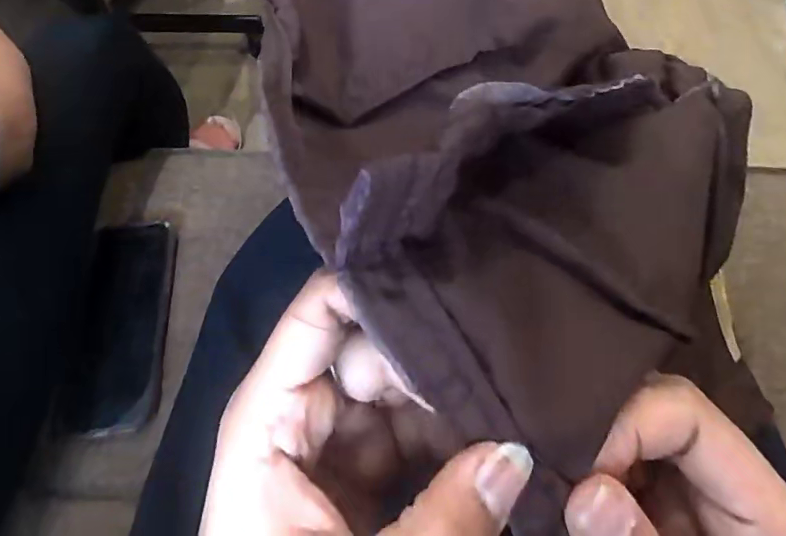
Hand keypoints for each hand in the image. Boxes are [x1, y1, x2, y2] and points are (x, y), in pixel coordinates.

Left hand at [203, 272, 532, 535]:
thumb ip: (444, 518)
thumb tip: (518, 454)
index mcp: (268, 415)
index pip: (317, 314)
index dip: (374, 287)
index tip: (444, 273)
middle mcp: (298, 414)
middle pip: (367, 349)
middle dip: (431, 352)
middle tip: (499, 347)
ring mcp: (330, 445)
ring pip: (396, 392)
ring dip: (449, 396)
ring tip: (509, 389)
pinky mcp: (357, 480)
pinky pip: (408, 436)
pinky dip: (447, 437)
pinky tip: (495, 433)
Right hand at [565, 375, 785, 535]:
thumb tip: (585, 490)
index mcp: (770, 509)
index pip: (685, 411)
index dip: (625, 421)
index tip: (576, 472)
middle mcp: (734, 490)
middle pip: (657, 415)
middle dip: (598, 432)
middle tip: (546, 466)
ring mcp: (702, 509)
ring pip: (634, 443)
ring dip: (587, 460)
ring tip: (546, 481)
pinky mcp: (673, 527)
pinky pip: (626, 484)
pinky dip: (590, 486)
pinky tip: (560, 500)